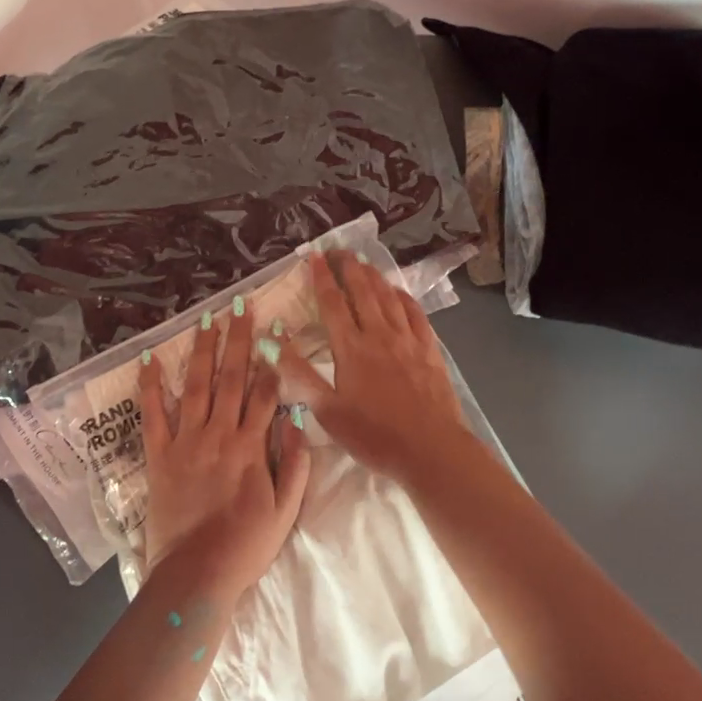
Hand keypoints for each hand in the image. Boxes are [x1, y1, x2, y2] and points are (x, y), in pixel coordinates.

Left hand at [138, 297, 310, 598]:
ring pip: (196, 386)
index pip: (265, 391)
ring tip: (205, 319)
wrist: (197, 573)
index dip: (271, 357)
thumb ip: (297, 462)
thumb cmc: (247, 544)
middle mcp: (219, 433)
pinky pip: (153, 415)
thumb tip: (299, 419)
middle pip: (232, 377)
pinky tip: (149, 359)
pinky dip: (150, 386)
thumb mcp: (287, 509)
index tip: (275, 328)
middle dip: (237, 339)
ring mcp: (186, 441)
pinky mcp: (159, 455)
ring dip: (202, 350)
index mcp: (252, 445)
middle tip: (239, 306)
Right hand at [278, 252, 473, 487]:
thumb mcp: (328, 412)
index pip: (332, 303)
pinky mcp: (429, 349)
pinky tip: (398, 292)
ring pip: (388, 297)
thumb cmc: (374, 436)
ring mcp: (407, 339)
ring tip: (364, 263)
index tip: (314, 256)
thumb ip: (299, 375)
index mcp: (351, 348)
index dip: (322, 277)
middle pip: (362, 290)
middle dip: (348, 267)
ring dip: (374, 276)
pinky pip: (415, 313)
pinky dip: (403, 297)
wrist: (431, 450)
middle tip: (338, 250)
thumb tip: (270, 342)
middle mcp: (379, 334)